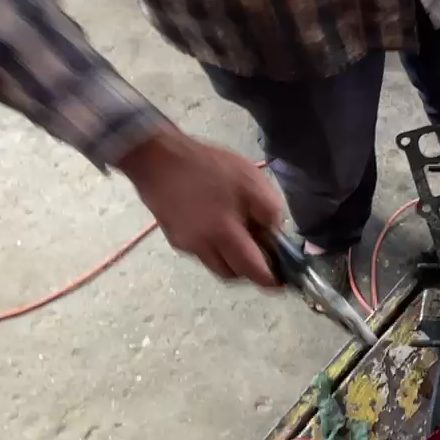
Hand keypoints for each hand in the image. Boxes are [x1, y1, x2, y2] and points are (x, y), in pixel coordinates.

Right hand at [115, 128, 282, 286]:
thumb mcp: (252, 184)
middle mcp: (200, 247)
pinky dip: (217, 250)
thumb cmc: (210, 168)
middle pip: (231, 273)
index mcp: (223, 236)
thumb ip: (270, 213)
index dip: (269, 280)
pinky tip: (224, 230)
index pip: (251, 270)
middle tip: (266, 257)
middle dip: (250, 272)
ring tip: (247, 241)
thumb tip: (275, 234)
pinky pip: (201, 253)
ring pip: (214, 265)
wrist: (157, 157)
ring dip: (233, 262)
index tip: (282, 282)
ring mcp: (183, 243)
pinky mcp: (173, 236)